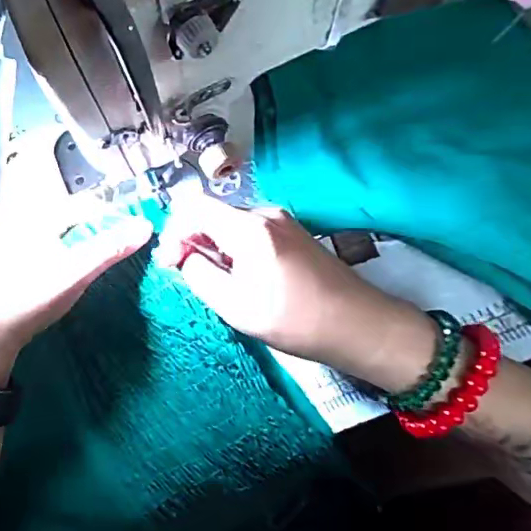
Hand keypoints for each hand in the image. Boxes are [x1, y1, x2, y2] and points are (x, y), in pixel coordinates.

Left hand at [0, 213, 153, 383]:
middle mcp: (29, 224)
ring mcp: (24, 244)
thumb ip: (110, 248)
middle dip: (107, 228)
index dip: (116, 213)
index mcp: (39, 217)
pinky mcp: (24, 263)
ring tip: (118, 255)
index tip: (140, 227)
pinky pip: (61, 250)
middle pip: (79, 218)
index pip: (87, 204)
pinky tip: (89, 270)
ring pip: (70, 235)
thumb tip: (145, 226)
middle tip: (133, 242)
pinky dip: (79, 255)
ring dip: (94, 243)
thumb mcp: (75, 272)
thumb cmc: (29, 299)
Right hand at [158, 194, 433, 389]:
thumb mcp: (236, 306)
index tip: (172, 264)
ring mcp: (283, 221)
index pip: (193, 206)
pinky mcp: (293, 234)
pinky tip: (247, 282)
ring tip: (222, 287)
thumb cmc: (296, 320)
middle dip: (194, 242)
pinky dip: (237, 253)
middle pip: (212, 215)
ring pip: (231, 226)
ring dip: (216, 250)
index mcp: (249, 227)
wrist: (358, 324)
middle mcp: (266, 213)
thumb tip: (183, 255)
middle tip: (191, 279)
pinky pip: (251, 234)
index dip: (173, 232)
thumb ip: (200, 274)